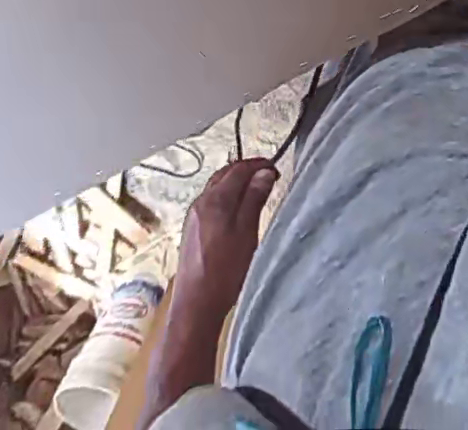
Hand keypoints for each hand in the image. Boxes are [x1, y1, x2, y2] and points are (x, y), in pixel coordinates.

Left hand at [175, 158, 277, 315]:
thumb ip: (254, 199)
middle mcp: (201, 200)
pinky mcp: (191, 227)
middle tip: (267, 175)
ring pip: (216, 185)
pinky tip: (235, 207)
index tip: (276, 168)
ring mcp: (194, 213)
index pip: (238, 169)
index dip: (258, 164)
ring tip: (254, 189)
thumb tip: (264, 172)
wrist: (195, 303)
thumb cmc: (226, 270)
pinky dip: (226, 194)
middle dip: (246, 169)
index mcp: (216, 199)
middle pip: (225, 173)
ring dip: (235, 181)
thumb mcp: (247, 233)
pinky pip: (210, 199)